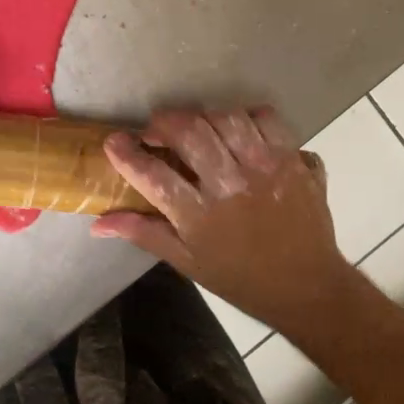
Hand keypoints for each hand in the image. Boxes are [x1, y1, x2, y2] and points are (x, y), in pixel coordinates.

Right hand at [92, 108, 362, 333]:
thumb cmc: (238, 277)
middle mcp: (232, 185)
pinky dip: (248, 117)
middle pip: (191, 131)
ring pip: (228, 117)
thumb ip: (143, 233)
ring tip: (197, 129)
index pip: (153, 174)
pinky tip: (238, 132)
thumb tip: (98, 224)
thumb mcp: (185, 261)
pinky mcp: (294, 160)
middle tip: (156, 131)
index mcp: (200, 215)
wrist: (305, 286)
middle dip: (165, 122)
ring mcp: (266, 168)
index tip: (114, 142)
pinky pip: (268, 119)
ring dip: (204, 117)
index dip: (126, 153)